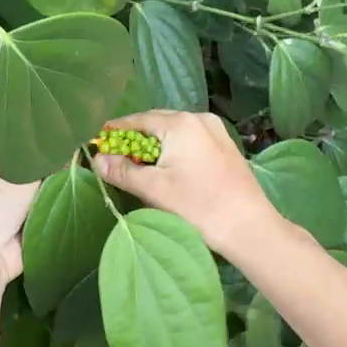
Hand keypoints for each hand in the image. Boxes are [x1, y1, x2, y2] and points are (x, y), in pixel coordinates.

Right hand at [93, 110, 282, 255]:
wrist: (249, 228)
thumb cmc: (198, 206)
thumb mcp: (154, 189)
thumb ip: (123, 171)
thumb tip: (97, 159)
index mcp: (180, 123)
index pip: (139, 119)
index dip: (117, 130)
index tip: (99, 139)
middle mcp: (199, 118)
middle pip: (158, 122)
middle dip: (136, 137)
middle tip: (116, 154)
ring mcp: (216, 131)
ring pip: (176, 131)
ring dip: (157, 143)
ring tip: (140, 162)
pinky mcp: (226, 146)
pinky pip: (192, 139)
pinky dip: (176, 148)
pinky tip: (169, 167)